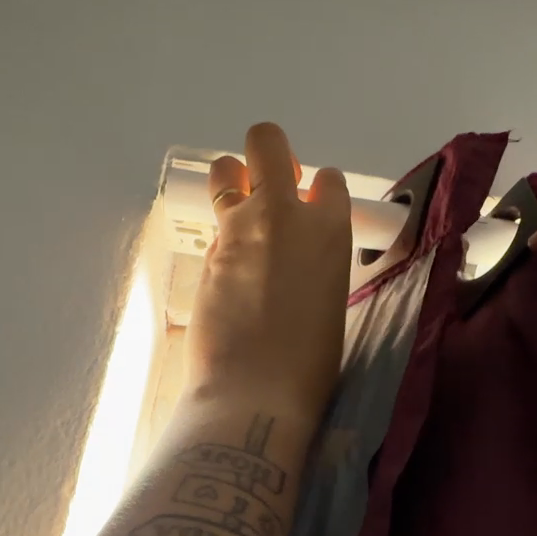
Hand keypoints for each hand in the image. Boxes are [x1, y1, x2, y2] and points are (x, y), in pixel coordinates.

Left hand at [184, 122, 351, 420]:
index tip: (314, 210)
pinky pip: (216, 233)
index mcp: (329, 231)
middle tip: (272, 186)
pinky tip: (230, 282)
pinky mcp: (204, 257)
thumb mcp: (332, 302)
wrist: (255, 392)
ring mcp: (236, 233)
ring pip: (224, 173)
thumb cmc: (311, 364)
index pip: (328, 180)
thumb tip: (295, 259)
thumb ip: (316, 263)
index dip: (320, 192)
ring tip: (242, 220)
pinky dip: (224, 246)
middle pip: (267, 144)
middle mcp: (281, 216)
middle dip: (268, 154)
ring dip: (234, 184)